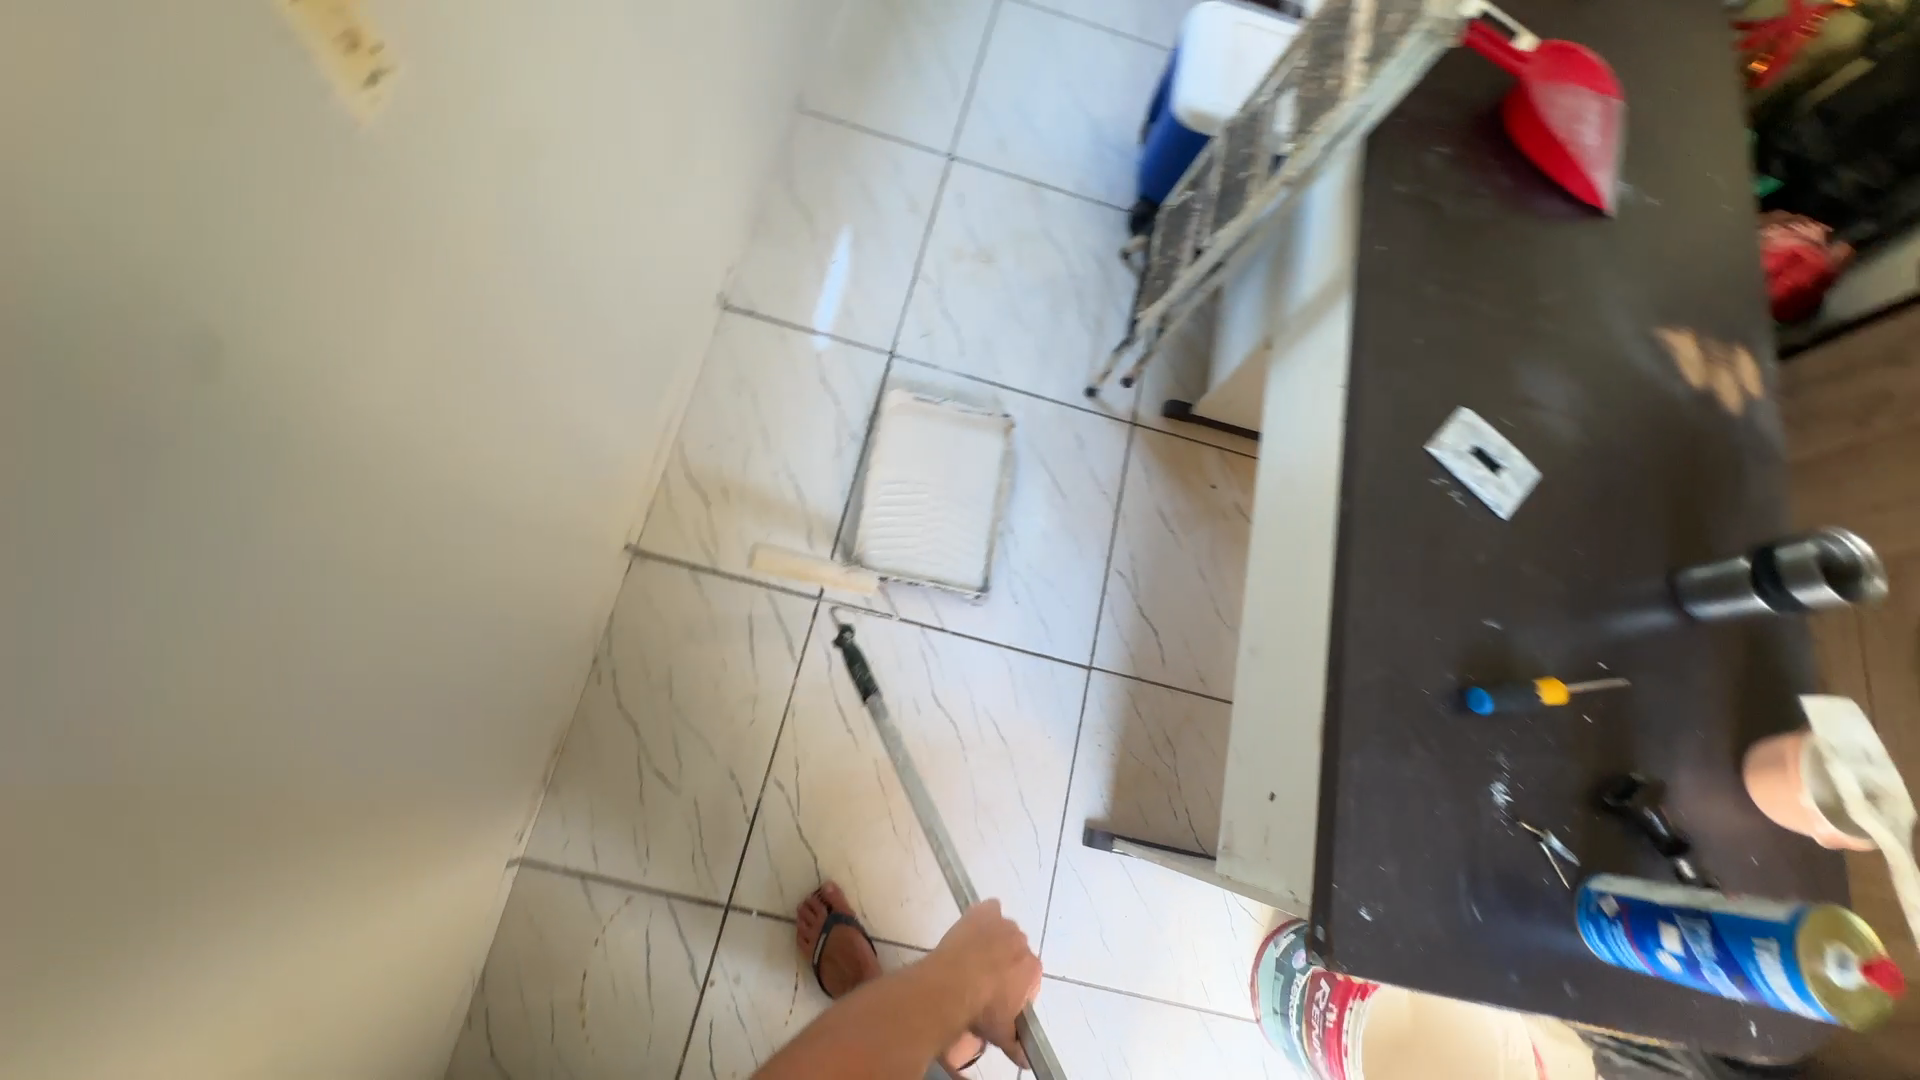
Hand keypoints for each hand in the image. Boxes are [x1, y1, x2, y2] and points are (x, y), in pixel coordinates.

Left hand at [928, 900, 1042, 1067]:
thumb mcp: (1001, 1034)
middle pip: (1016, 951)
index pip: (1028, 977)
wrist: (955, 982)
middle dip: (1004, 963)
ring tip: (973, 957)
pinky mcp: (986, 910)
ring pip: (1003, 931)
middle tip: (984, 979)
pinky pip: (990, 909)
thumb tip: (1026, 1059)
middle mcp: (1023, 943)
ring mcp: (1004, 924)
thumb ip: (1017, 1044)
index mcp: (1032, 970)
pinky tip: (972, 929)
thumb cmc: (982, 1009)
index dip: (1014, 986)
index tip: (999, 997)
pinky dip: (984, 916)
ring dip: (993, 940)